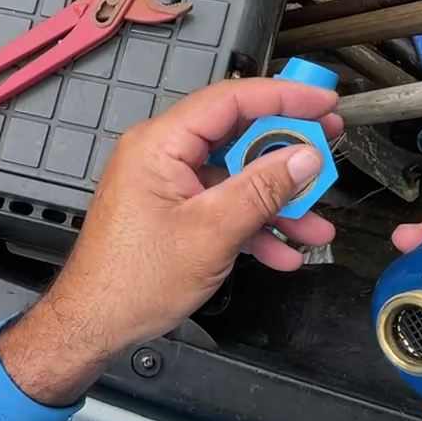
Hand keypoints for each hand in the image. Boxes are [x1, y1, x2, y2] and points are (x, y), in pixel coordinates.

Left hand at [0, 79, 340, 404]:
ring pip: (233, 178)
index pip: (230, 100)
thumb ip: (262, 190)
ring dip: (276, 202)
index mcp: (160, 145)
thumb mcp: (211, 232)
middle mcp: (160, 156)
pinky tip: (282, 251)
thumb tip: (304, 158)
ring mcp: (166, 185)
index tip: (324, 104)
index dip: (283, 97)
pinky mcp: (171, 212)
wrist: (94, 324)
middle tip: (328, 156)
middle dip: (286, 156)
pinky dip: (252, 224)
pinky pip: (219, 205)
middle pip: (236, 137)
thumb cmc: (132, 281)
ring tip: (314, 225)